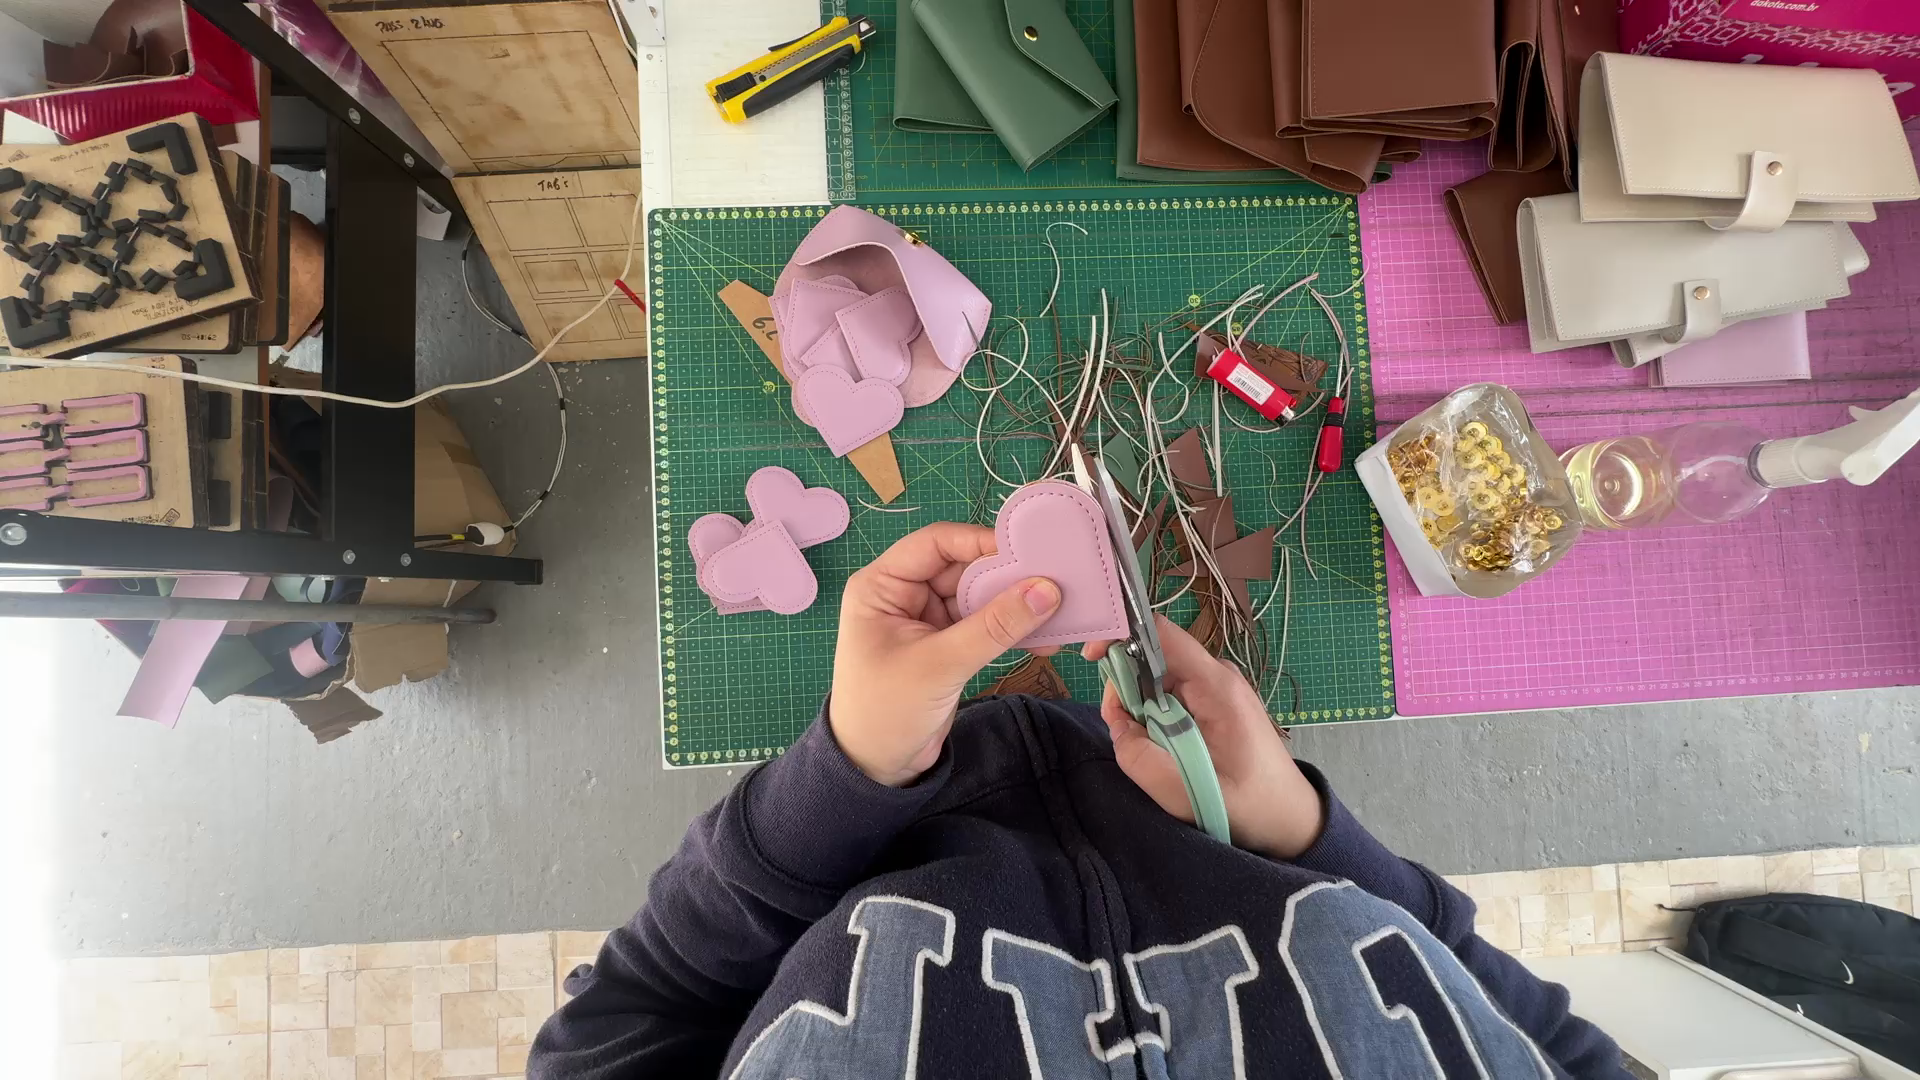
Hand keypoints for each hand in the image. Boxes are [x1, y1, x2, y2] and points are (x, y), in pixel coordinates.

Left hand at [830, 522, 1061, 786]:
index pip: (936, 543)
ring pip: (980, 597)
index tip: (1025, 550)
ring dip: (1016, 605)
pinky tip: (1045, 636)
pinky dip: (1012, 629)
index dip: (979, 541)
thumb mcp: (940, 665)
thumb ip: (994, 626)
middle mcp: (905, 594)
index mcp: (883, 585)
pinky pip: (986, 624)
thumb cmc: (885, 712)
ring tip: (1059, 609)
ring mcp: (928, 619)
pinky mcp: (948, 644)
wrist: (875, 770)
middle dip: (1007, 577)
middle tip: (1055, 580)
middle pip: (964, 568)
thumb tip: (1046, 590)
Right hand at [1088, 617, 1325, 858]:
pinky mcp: (1208, 701)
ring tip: (1146, 745)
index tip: (1092, 657)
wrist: (1292, 820)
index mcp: (1216, 686)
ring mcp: (1212, 686)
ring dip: (1136, 706)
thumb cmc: (1253, 807)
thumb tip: (1117, 726)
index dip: (1121, 634)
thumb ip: (1144, 761)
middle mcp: (1213, 676)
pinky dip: (1150, 715)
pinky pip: (1165, 693)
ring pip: (1154, 676)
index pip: (1162, 633)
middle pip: (1151, 655)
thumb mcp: (1192, 794)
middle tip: (1121, 729)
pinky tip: (1159, 744)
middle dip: (1124, 686)